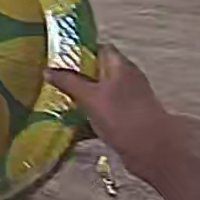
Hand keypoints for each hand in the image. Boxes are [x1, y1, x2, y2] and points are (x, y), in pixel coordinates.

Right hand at [47, 44, 185, 183]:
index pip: (98, 48)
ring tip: (56, 101)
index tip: (57, 57)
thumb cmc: (121, 116)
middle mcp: (125, 78)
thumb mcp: (90, 97)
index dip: (78, 50)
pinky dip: (88, 115)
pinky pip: (102, 111)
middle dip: (75, 75)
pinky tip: (71, 123)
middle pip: (97, 71)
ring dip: (80, 97)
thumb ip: (68, 82)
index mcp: (120, 65)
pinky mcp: (126, 118)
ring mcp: (127, 99)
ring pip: (98, 92)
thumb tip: (47, 70)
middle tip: (51, 80)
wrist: (152, 151)